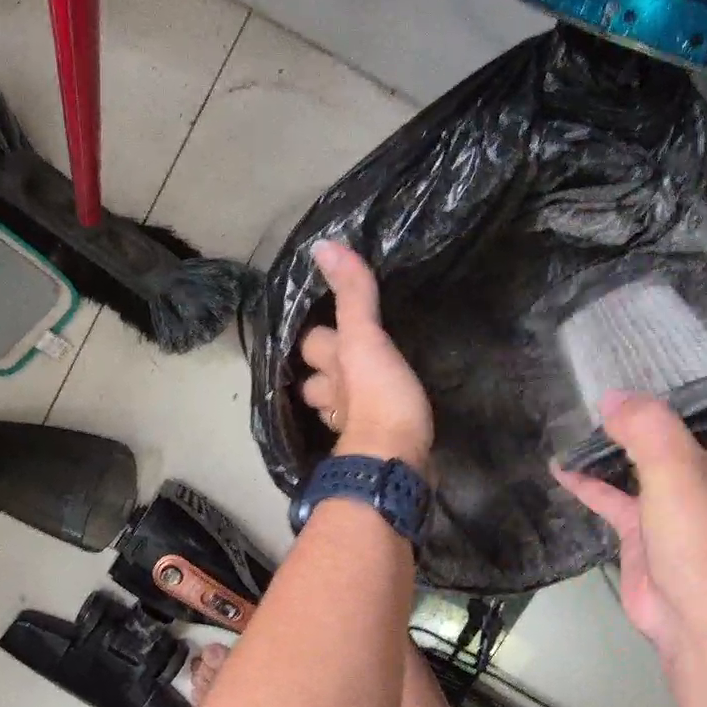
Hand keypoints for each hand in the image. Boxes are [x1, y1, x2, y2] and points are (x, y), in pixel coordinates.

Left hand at [299, 241, 434, 476]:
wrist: (394, 460)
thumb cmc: (378, 396)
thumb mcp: (365, 338)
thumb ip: (352, 295)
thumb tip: (323, 247)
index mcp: (330, 366)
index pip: (312, 344)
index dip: (318, 334)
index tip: (330, 323)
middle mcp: (333, 396)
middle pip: (317, 381)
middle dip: (324, 373)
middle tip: (344, 360)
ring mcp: (351, 425)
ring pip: (337, 409)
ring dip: (343, 401)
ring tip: (360, 389)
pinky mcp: (376, 447)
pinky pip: (366, 431)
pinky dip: (370, 424)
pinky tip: (384, 419)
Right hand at [552, 356, 706, 658]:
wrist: (693, 620)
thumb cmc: (704, 541)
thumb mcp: (676, 471)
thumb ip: (646, 429)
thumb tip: (612, 401)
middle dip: (699, 400)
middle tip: (667, 366)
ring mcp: (678, 504)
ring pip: (655, 458)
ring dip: (631, 437)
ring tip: (596, 410)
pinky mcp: (645, 531)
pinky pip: (614, 495)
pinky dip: (590, 480)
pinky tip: (562, 466)